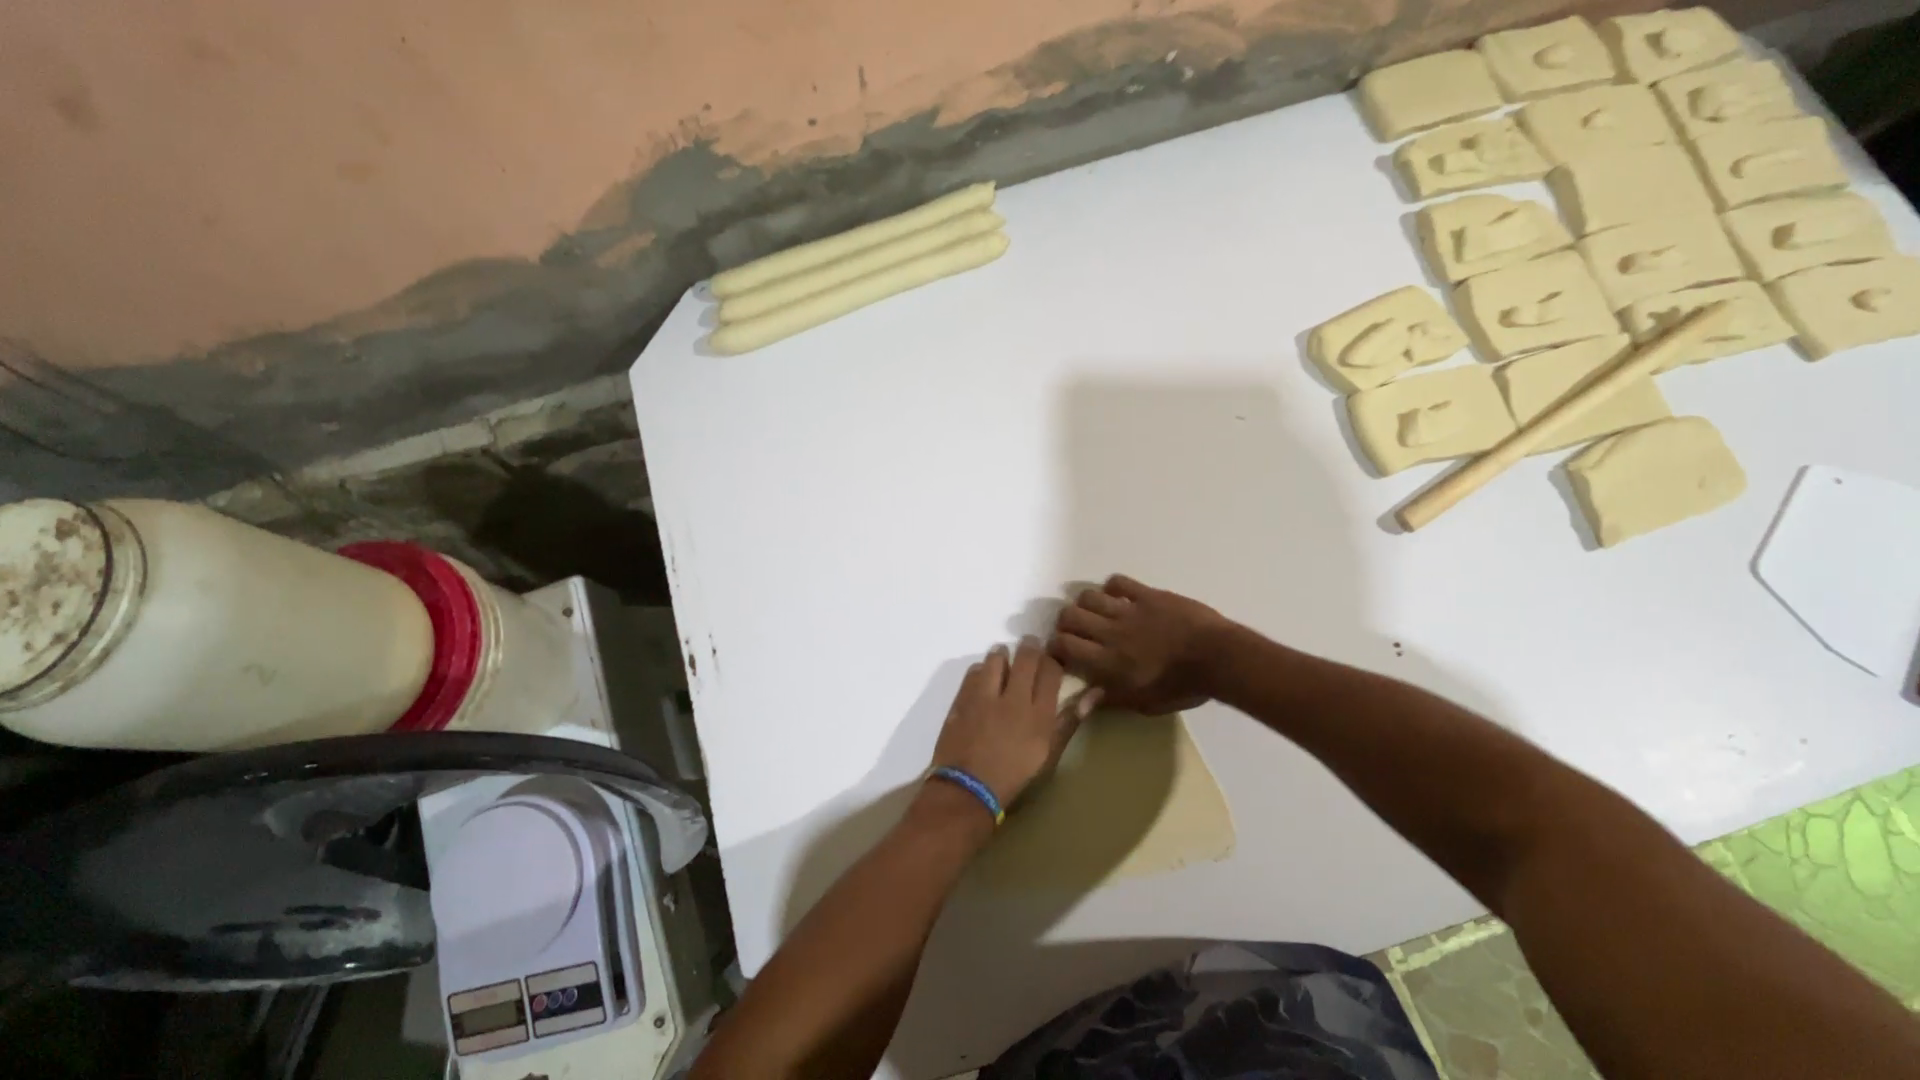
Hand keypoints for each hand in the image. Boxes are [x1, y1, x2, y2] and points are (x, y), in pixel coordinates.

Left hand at [929, 639, 1081, 807]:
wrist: (969, 789)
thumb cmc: (1016, 776)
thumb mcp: (1050, 752)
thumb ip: (1070, 719)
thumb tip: (1096, 692)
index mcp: (1040, 712)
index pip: (1051, 670)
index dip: (1053, 659)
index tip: (1051, 658)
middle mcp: (1014, 697)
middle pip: (1026, 657)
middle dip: (1030, 647)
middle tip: (1031, 645)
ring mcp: (985, 696)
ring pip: (997, 658)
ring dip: (1003, 654)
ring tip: (1005, 658)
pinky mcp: (962, 699)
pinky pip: (974, 672)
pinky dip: (982, 669)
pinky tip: (985, 677)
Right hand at [1049, 574, 1230, 714]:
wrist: (1218, 658)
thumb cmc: (1182, 687)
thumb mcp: (1145, 704)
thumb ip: (1110, 699)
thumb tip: (1080, 704)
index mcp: (1108, 662)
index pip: (1065, 646)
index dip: (1056, 646)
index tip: (1061, 651)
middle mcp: (1111, 632)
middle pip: (1070, 616)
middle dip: (1066, 623)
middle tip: (1076, 630)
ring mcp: (1129, 610)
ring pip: (1089, 597)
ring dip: (1086, 604)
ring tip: (1095, 612)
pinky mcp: (1148, 594)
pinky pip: (1119, 582)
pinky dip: (1112, 587)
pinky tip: (1119, 596)